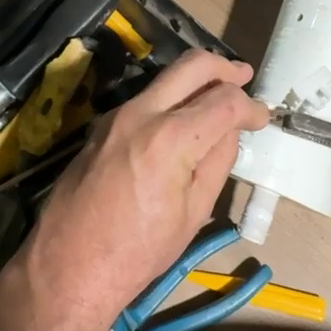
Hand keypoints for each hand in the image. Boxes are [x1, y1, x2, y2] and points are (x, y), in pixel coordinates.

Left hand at [23, 51, 268, 329]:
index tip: (263, 117)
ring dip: (196, 80)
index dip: (251, 107)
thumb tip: (230, 131)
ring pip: (166, 78)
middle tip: (246, 76)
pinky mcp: (102, 125)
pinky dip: (171, 99)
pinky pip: (146, 99)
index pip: (224, 102)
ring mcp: (116, 115)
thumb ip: (217, 163)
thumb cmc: (136, 252)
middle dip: (225, 68)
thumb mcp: (192, 213)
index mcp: (169, 139)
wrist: (67, 264)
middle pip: (192, 66)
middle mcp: (141, 114)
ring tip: (219, 97)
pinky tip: (183, 121)